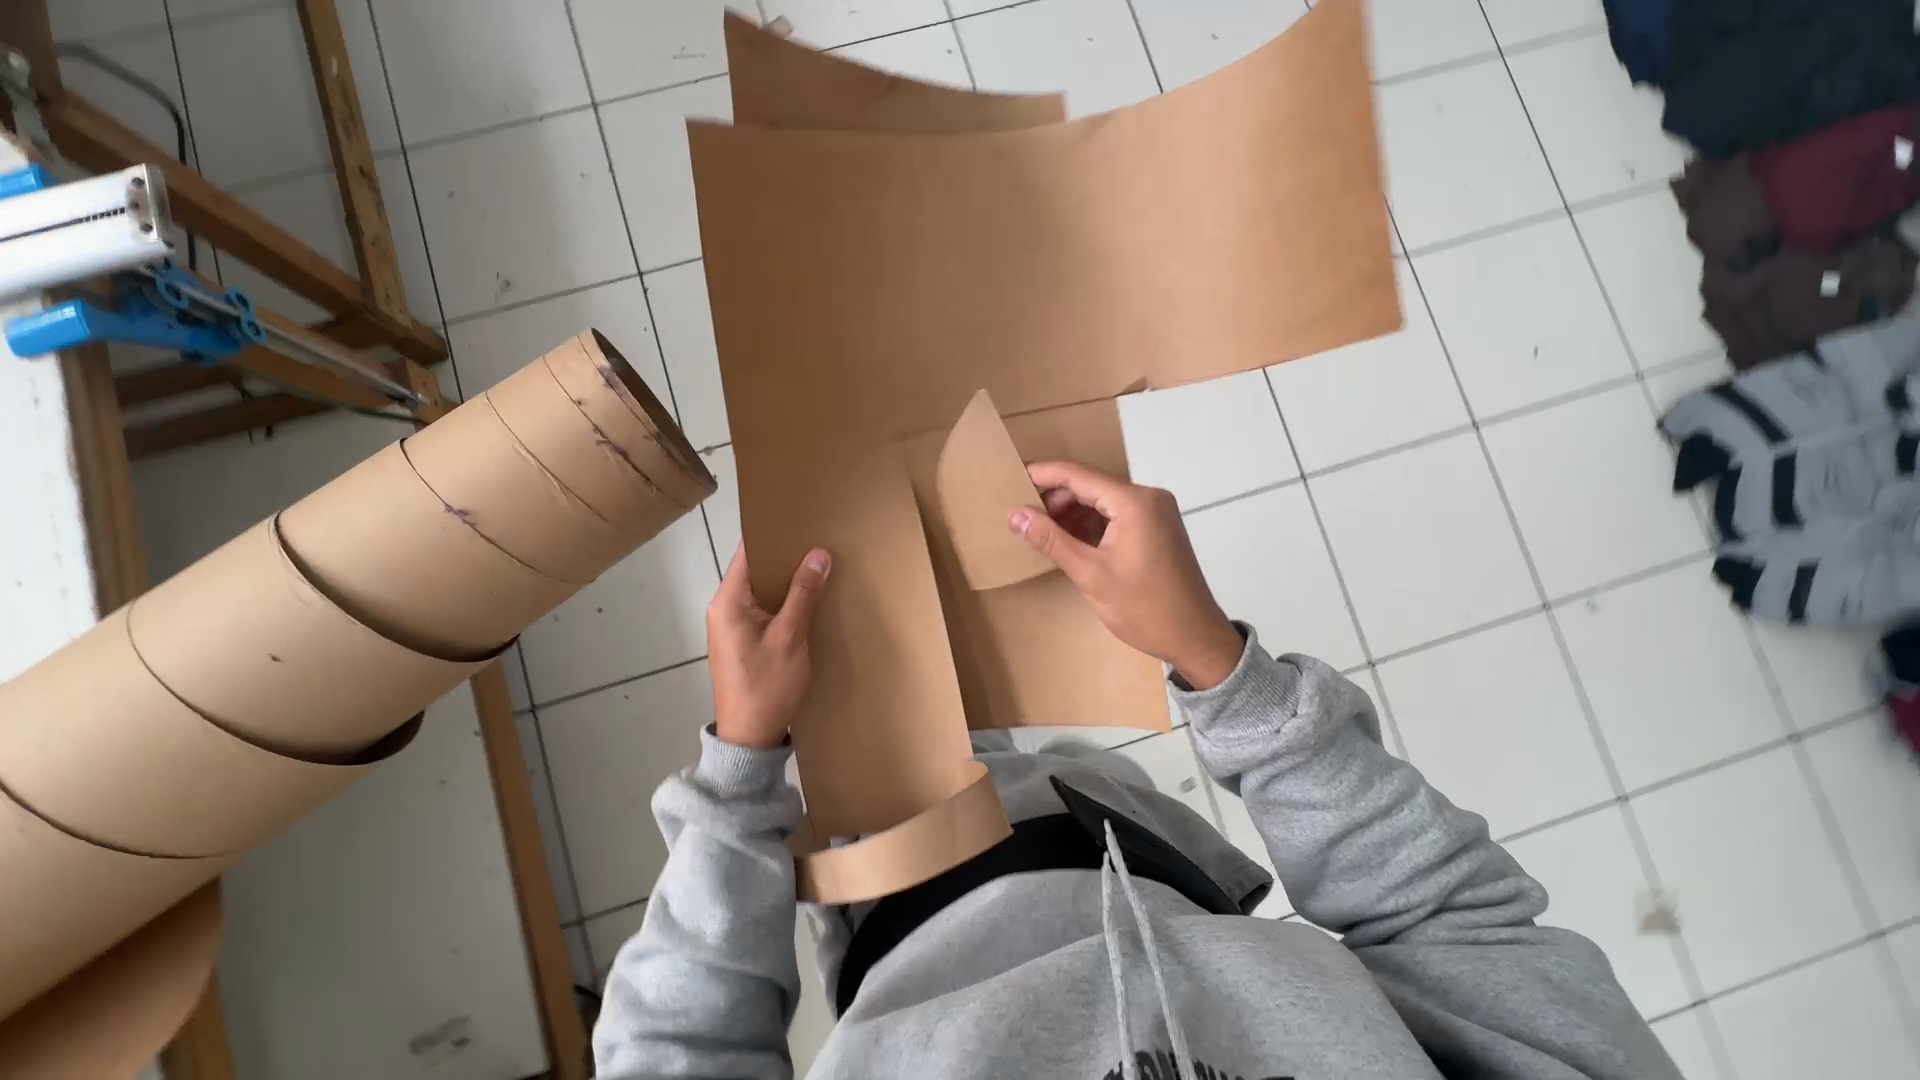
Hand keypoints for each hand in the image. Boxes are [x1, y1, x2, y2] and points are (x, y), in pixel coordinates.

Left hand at [707, 545, 832, 748]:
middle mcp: (723, 608)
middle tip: (821, 543)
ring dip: (788, 582)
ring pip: (762, 590)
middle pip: (755, 569)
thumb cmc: (766, 686)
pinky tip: (809, 601)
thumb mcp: (790, 638)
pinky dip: (784, 602)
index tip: (802, 523)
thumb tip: (819, 554)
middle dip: (787, 557)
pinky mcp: (742, 641)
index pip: (748, 552)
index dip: (774, 535)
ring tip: (821, 567)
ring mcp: (731, 626)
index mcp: (727, 601)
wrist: (749, 737)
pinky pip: (763, 609)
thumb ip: (803, 594)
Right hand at [1008, 462, 1243, 689]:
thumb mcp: (1090, 574)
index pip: (1079, 475)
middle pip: (1091, 485)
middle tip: (1023, 516)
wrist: (1194, 637)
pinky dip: (1092, 524)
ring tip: (1042, 532)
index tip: (1013, 478)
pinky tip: (1070, 541)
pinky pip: (1117, 514)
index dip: (1044, 475)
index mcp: (1135, 502)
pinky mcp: (1158, 528)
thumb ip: (1051, 539)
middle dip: (1056, 498)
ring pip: (1103, 500)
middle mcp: (1149, 498)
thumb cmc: (1145, 609)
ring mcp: (1156, 512)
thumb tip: (1016, 515)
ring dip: (1072, 512)